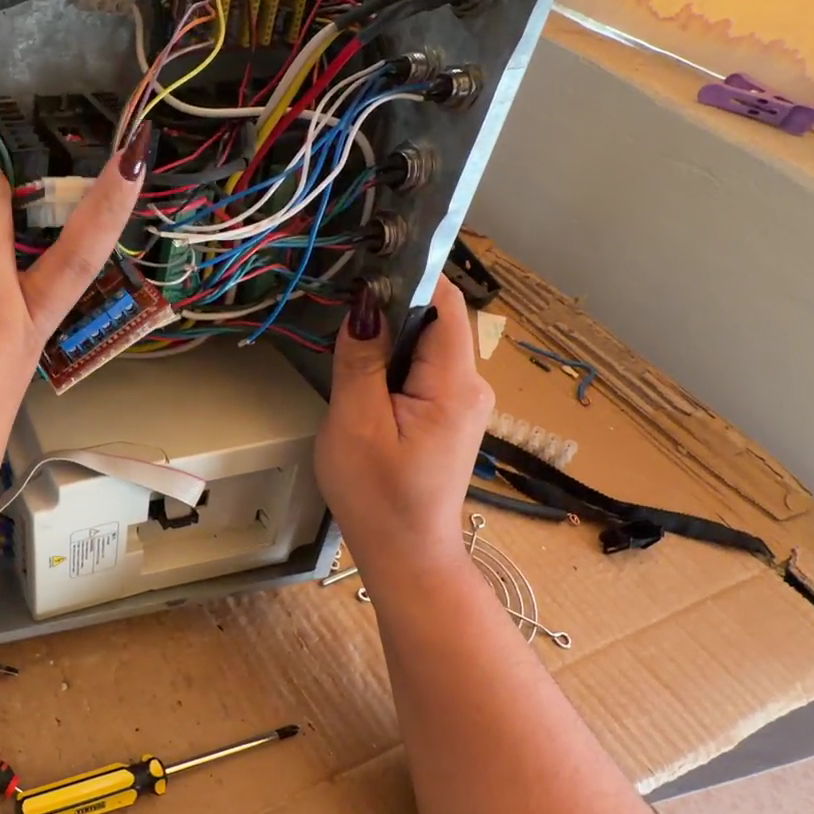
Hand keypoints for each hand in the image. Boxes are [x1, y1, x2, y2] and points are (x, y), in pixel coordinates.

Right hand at [314, 277, 494, 569]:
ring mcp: (462, 402)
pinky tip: (363, 374)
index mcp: (454, 384)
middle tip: (343, 302)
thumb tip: (362, 304)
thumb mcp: (356, 424)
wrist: (405, 553)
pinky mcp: (448, 416)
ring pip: (427, 346)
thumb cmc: (377, 494)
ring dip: (389, 336)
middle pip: (437, 321)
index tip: (369, 260)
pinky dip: (394, 362)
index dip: (411, 275)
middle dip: (391, 306)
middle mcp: (470, 386)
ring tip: (346, 338)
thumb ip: (360, 361)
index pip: (446, 304)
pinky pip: (423, 370)